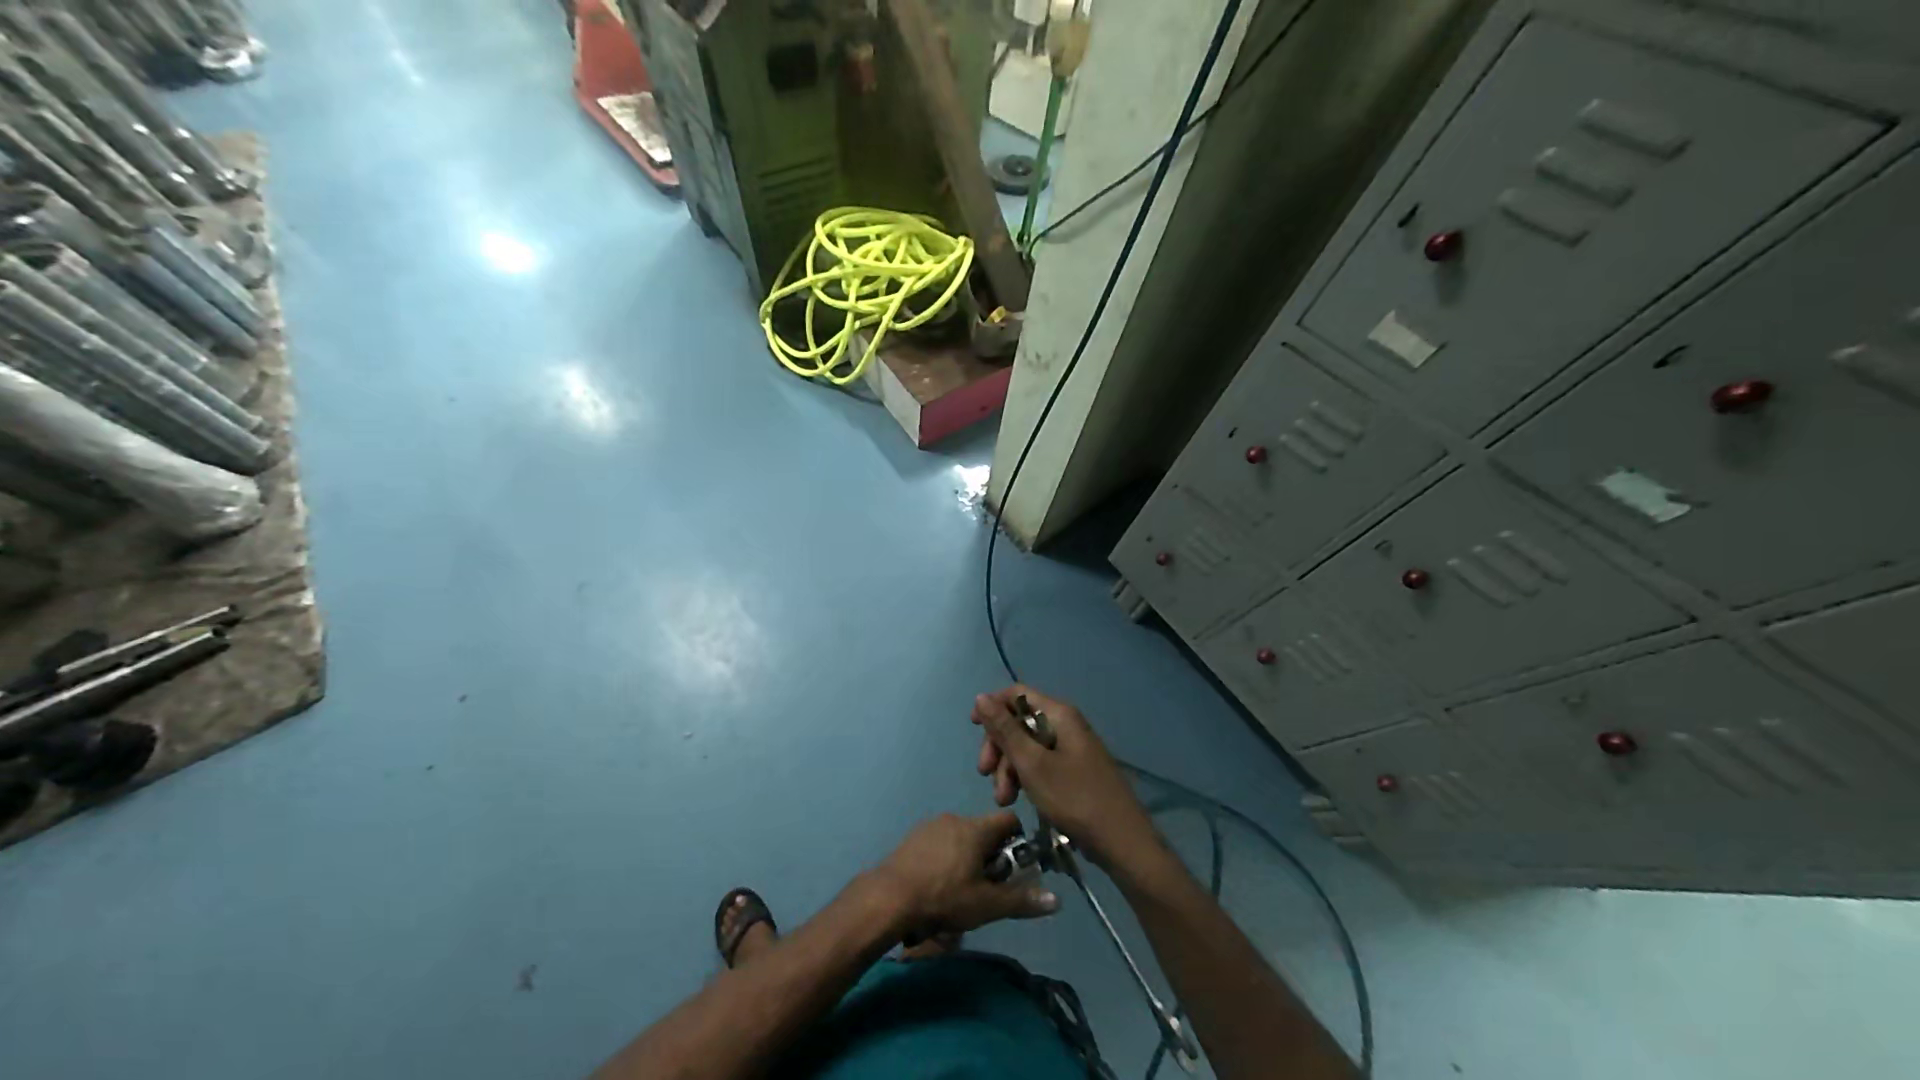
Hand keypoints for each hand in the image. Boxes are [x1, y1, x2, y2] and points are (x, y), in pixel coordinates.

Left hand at [873, 812, 1059, 939]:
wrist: (889, 898)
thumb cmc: (944, 897)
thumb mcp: (987, 905)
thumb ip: (1021, 900)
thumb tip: (1056, 900)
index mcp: (976, 828)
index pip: (1009, 820)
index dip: (1018, 840)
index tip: (1016, 865)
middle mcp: (954, 819)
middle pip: (983, 831)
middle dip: (990, 856)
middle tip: (988, 887)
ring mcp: (930, 826)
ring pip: (960, 838)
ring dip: (966, 858)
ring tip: (960, 891)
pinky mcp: (912, 838)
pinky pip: (938, 844)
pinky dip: (944, 860)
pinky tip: (936, 887)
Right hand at [971, 685, 1159, 869]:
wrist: (1122, 842)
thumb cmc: (1075, 798)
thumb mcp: (1032, 764)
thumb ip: (1005, 730)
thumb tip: (981, 696)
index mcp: (1059, 715)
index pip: (1017, 694)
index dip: (992, 706)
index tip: (973, 729)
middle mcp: (1066, 725)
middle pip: (1020, 722)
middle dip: (999, 747)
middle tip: (984, 775)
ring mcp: (1071, 749)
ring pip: (1027, 747)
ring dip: (1009, 769)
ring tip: (1003, 800)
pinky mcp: (1074, 771)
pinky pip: (1041, 764)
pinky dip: (1025, 778)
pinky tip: (1018, 800)